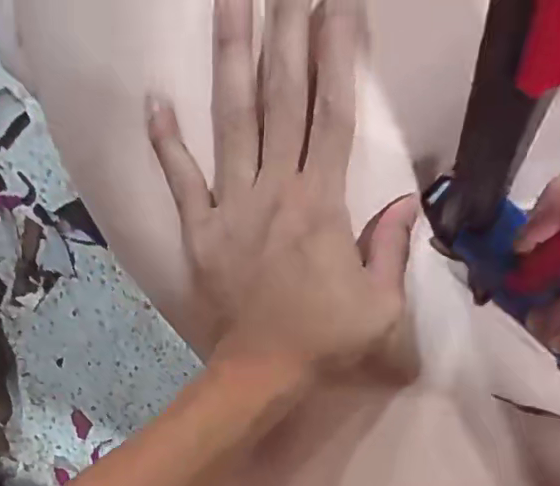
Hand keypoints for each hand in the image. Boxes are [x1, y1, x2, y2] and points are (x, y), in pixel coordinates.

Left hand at [147, 0, 418, 381]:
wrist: (258, 377)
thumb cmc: (323, 345)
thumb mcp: (381, 307)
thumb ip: (393, 250)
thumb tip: (404, 205)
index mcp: (322, 202)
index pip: (334, 108)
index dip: (339, 47)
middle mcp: (274, 190)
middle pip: (282, 95)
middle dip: (287, 26)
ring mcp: (231, 209)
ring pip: (232, 120)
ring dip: (230, 55)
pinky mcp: (199, 234)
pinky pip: (181, 182)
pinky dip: (166, 144)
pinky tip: (155, 100)